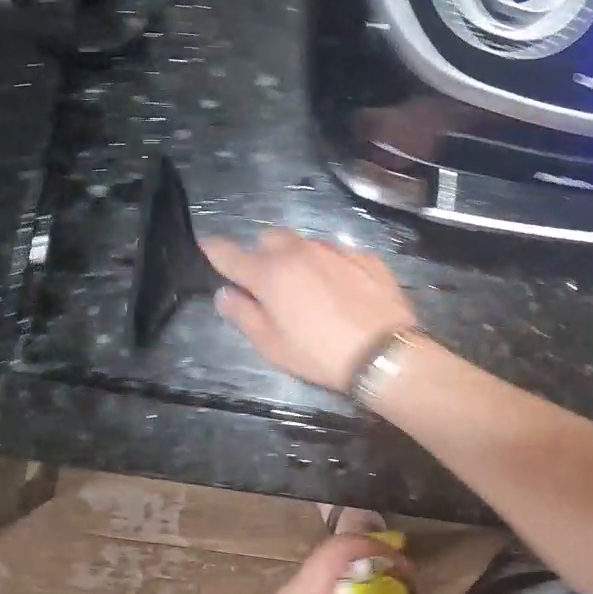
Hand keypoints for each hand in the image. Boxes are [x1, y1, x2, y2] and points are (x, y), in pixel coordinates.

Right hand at [202, 229, 416, 390]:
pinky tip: (343, 287)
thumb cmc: (322, 355)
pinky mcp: (368, 259)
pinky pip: (341, 252)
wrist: (384, 353)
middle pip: (270, 238)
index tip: (208, 249)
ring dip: (300, 257)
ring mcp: (337, 251)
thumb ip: (244, 315)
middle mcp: (301, 252)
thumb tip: (225, 293)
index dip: (214, 250)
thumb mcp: (273, 346)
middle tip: (269, 282)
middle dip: (263, 253)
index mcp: (270, 273)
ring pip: (307, 242)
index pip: (228, 252)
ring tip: (309, 286)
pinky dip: (334, 264)